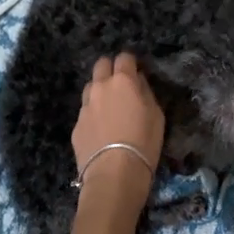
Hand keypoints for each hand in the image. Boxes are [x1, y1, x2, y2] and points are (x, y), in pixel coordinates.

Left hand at [72, 54, 164, 192]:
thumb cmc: (143, 144)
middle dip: (110, 69)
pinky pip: (85, 112)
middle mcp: (101, 87)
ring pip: (90, 87)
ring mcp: (85, 106)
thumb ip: (146, 92)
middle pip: (101, 64)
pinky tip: (100, 131)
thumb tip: (138, 81)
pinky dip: (92, 115)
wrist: (114, 175)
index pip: (124, 57)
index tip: (135, 73)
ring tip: (108, 109)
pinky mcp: (76, 125)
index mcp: (123, 81)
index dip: (130, 63)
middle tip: (120, 85)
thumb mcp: (157, 116)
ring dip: (99, 91)